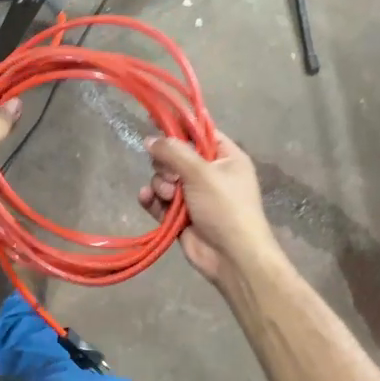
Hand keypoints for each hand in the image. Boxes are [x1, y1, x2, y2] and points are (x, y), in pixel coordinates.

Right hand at [138, 131, 280, 284]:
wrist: (232, 257)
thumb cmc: (225, 208)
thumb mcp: (202, 173)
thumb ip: (174, 152)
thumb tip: (150, 139)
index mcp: (226, 158)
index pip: (201, 133)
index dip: (179, 128)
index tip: (155, 123)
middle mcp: (210, 174)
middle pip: (176, 155)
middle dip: (166, 164)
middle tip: (172, 176)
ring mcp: (194, 195)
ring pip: (165, 177)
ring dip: (160, 184)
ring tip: (167, 196)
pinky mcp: (180, 215)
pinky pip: (159, 199)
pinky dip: (152, 199)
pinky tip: (147, 199)